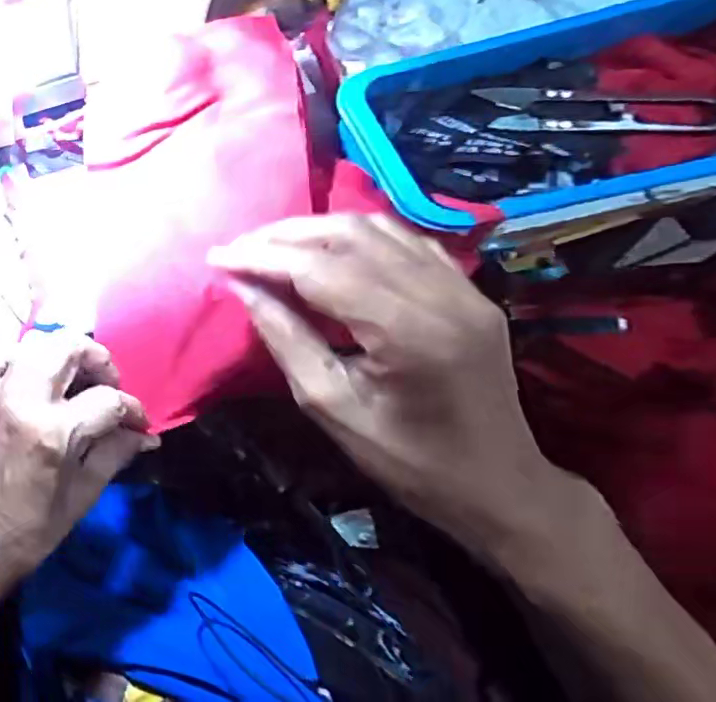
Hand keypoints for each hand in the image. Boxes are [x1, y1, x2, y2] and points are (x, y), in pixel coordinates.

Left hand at [0, 330, 158, 602]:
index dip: (132, 409)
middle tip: (110, 385)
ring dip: (62, 351)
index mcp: (53, 430)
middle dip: (98, 359)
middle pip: (66, 347)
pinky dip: (24, 355)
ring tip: (79, 377)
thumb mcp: (84, 495)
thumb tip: (145, 434)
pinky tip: (40, 374)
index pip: (106, 399)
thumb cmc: (34, 527)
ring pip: (34, 342)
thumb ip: (114, 453)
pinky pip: (1, 355)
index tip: (140, 423)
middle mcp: (23, 399)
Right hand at [207, 214, 569, 550]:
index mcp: (408, 333)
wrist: (501, 488)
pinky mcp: (468, 292)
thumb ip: (282, 335)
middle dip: (279, 237)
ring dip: (312, 230)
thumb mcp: (326, 402)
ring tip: (270, 248)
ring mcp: (463, 290)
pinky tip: (323, 251)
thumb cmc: (405, 457)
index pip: (318, 269)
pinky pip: (403, 239)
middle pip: (347, 235)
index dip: (259, 256)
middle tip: (235, 251)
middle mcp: (442, 298)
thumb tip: (240, 286)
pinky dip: (353, 235)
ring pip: (374, 227)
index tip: (214, 258)